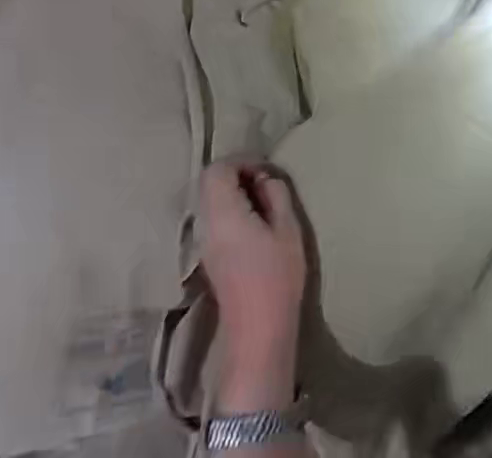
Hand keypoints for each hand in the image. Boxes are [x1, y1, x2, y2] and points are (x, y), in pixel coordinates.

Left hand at [199, 161, 305, 408]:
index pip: (218, 170)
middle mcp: (205, 225)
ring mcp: (203, 242)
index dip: (242, 161)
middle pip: (209, 183)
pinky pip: (214, 217)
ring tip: (265, 201)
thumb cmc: (277, 276)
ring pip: (210, 200)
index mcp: (223, 214)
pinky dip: (232, 208)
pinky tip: (256, 221)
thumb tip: (265, 178)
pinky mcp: (209, 256)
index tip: (267, 171)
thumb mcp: (288, 228)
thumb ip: (276, 195)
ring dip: (234, 191)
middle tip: (267, 182)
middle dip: (237, 174)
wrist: (258, 330)